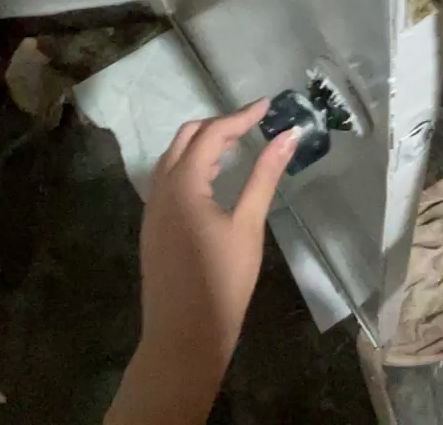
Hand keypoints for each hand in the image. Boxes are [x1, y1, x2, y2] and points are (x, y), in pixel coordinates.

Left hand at [108, 102, 296, 424]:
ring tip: (238, 145)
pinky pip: (169, 179)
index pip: (213, 135)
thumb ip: (266, 175)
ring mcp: (153, 209)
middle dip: (220, 125)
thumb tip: (289, 135)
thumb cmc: (222, 280)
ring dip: (204, 144)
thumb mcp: (249, 224)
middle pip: (186, 138)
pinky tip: (216, 177)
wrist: (183, 337)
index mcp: (184, 185)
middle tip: (254, 124)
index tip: (269, 106)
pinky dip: (192, 165)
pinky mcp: (154, 226)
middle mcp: (161, 190)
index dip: (241, 117)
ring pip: (174, 158)